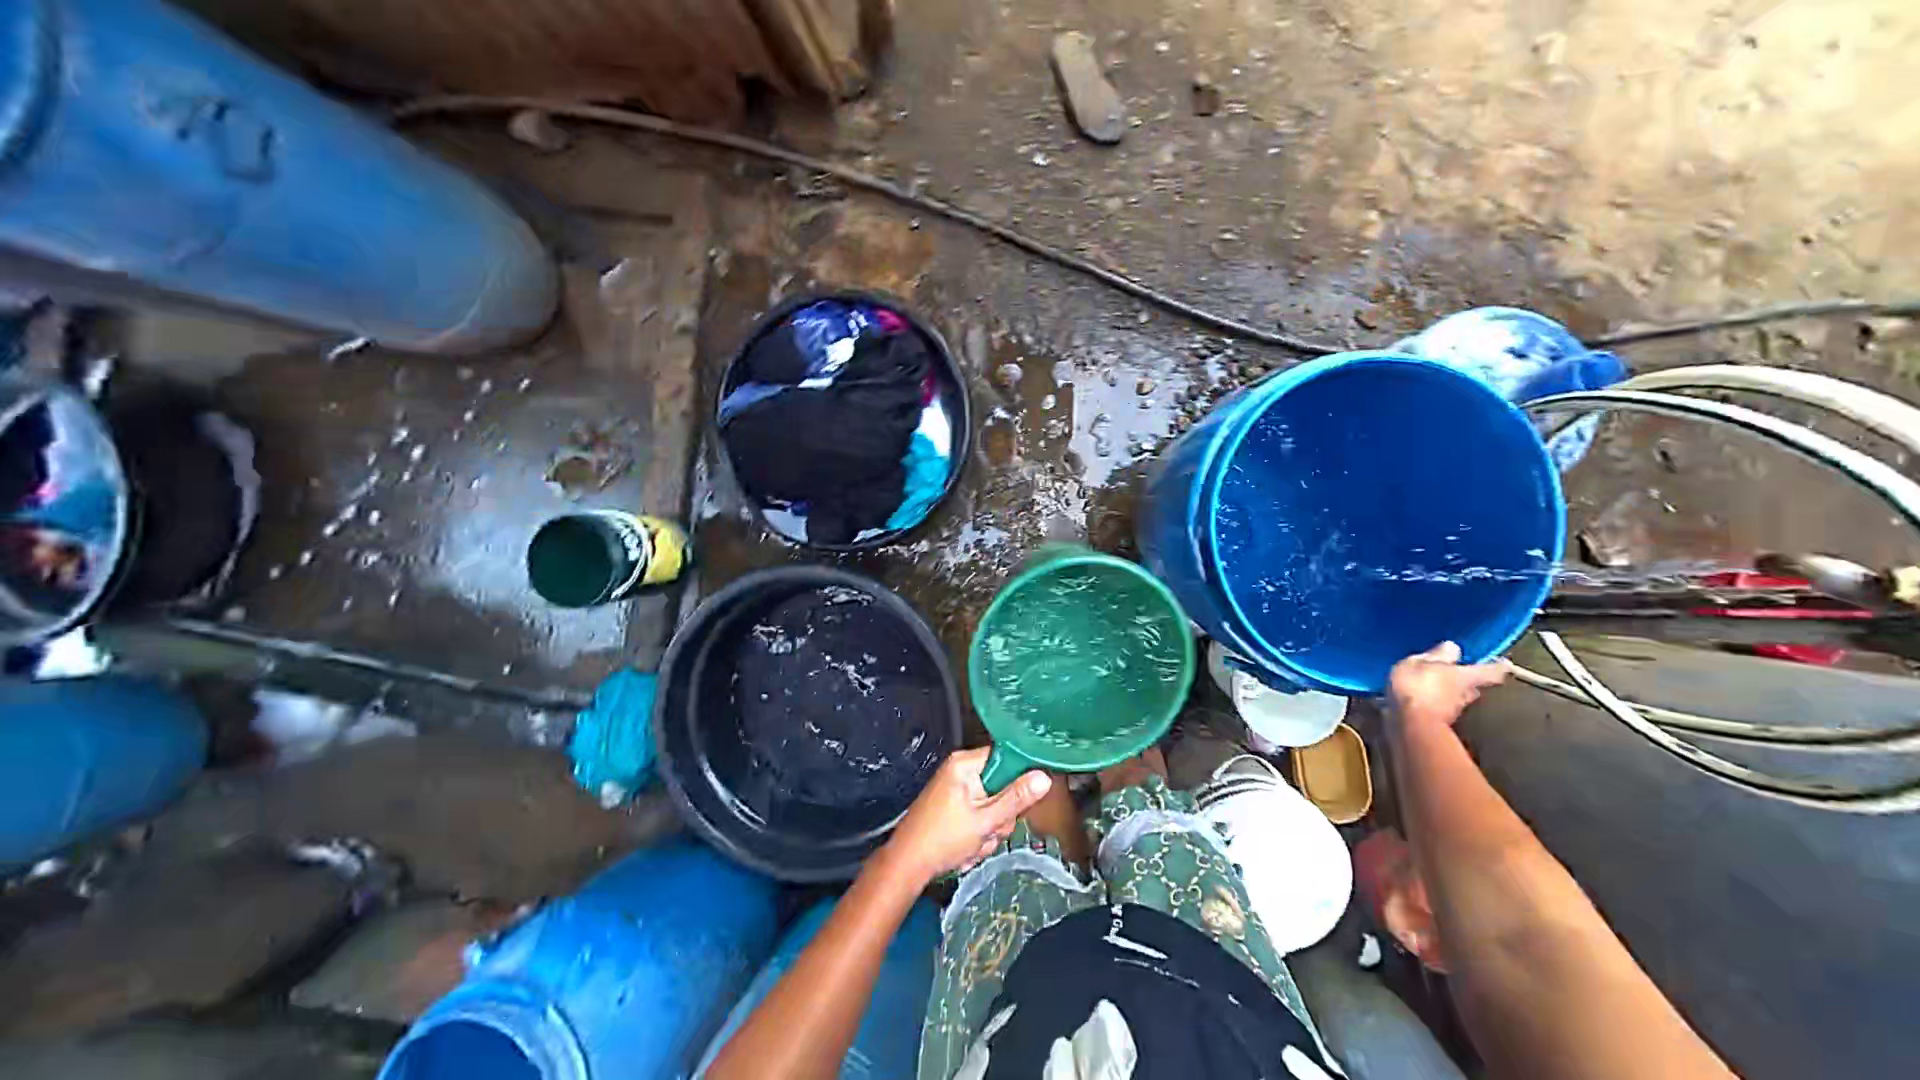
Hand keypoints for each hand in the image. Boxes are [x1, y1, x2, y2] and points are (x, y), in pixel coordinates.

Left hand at [883, 748, 1051, 882]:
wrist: (908, 864)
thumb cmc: (939, 840)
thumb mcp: (985, 821)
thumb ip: (1017, 799)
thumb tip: (1043, 778)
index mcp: (964, 764)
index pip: (1006, 757)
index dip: (1019, 779)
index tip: (1022, 800)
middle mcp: (960, 770)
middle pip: (1002, 785)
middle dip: (1000, 816)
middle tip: (988, 830)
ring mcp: (957, 788)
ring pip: (994, 805)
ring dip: (990, 829)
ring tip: (974, 842)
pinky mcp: (954, 805)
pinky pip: (981, 814)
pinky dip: (979, 833)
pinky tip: (968, 846)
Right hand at [1388, 641, 1509, 731]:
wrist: (1410, 724)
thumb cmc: (1417, 688)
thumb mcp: (1417, 662)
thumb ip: (1436, 655)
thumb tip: (1452, 647)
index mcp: (1466, 676)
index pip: (1493, 670)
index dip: (1498, 666)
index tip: (1502, 663)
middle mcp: (1468, 694)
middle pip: (1476, 686)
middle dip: (1468, 681)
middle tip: (1455, 674)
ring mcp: (1455, 711)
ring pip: (1459, 699)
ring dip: (1450, 694)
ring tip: (1433, 688)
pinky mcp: (1441, 723)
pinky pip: (1442, 709)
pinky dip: (1436, 705)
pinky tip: (1420, 702)